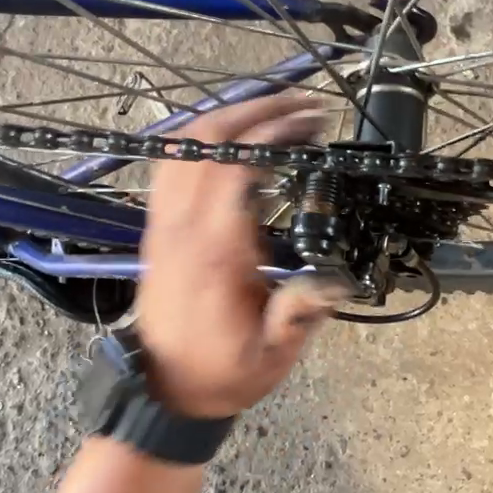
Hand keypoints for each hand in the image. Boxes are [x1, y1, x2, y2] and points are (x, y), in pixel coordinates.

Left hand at [135, 94, 346, 418]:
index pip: (237, 166)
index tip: (310, 121)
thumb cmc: (220, 372)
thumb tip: (335, 276)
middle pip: (207, 141)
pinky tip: (226, 135)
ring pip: (181, 146)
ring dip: (225, 116)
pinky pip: (168, 166)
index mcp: (215, 253)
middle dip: (256, 109)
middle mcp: (182, 228)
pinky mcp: (157, 229)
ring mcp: (163, 224)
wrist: (163, 389)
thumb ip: (301, 312)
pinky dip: (197, 138)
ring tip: (270, 106)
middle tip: (301, 103)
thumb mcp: (272, 355)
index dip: (273, 132)